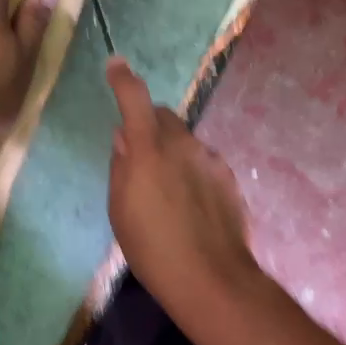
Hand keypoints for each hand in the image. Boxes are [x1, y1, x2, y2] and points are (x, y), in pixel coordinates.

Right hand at [106, 58, 259, 313]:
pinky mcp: (229, 178)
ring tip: (167, 194)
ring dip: (171, 152)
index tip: (116, 64)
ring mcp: (210, 159)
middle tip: (139, 158)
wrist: (214, 280)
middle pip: (161, 117)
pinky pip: (203, 162)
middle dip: (148, 126)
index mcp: (148, 148)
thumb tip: (124, 138)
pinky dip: (192, 173)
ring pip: (184, 141)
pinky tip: (191, 207)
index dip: (123, 79)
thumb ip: (121, 166)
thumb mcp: (119, 210)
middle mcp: (182, 143)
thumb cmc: (153, 248)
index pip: (134, 98)